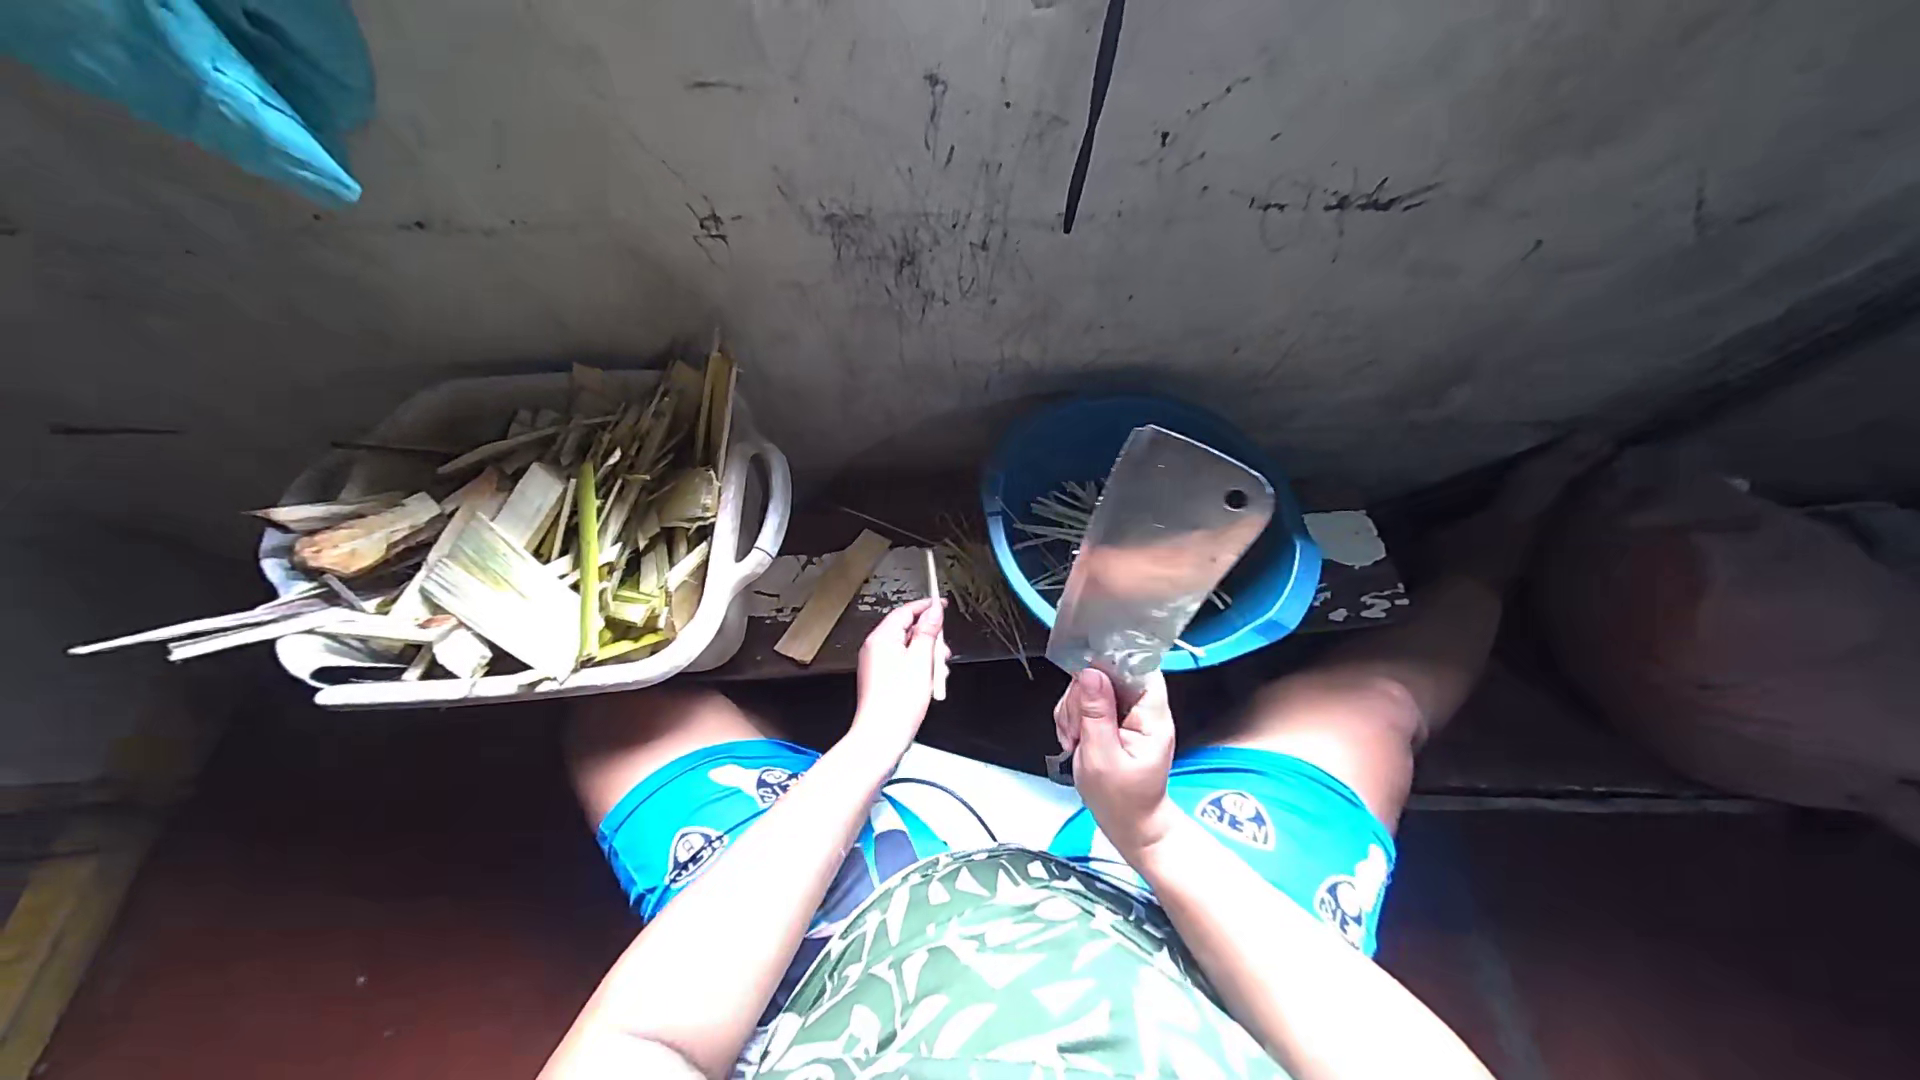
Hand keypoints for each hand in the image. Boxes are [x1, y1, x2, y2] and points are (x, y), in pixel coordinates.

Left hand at [850, 597, 949, 756]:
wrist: (881, 736)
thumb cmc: (897, 703)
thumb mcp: (921, 660)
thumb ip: (928, 632)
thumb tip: (934, 611)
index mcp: (881, 639)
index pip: (905, 611)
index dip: (926, 607)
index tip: (942, 605)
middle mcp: (875, 648)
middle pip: (907, 630)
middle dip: (930, 638)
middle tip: (943, 651)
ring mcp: (877, 664)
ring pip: (908, 648)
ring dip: (927, 656)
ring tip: (937, 673)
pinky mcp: (881, 679)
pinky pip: (903, 663)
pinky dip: (918, 668)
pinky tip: (928, 682)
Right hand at [1060, 668, 1181, 858]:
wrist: (1128, 825)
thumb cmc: (1122, 801)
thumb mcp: (1101, 758)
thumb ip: (1095, 713)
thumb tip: (1089, 673)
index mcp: (1151, 715)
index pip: (1139, 667)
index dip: (1110, 664)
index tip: (1087, 681)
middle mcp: (1142, 709)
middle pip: (1107, 674)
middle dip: (1082, 697)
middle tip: (1077, 730)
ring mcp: (1126, 713)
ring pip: (1090, 687)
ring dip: (1074, 710)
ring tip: (1076, 740)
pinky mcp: (1111, 718)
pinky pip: (1084, 702)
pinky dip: (1072, 719)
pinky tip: (1074, 740)